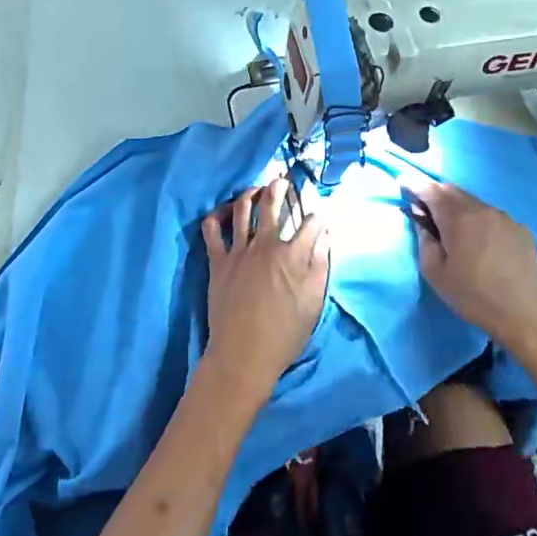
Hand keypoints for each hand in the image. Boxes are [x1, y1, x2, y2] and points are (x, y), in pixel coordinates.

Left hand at [200, 179, 329, 401]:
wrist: (243, 355)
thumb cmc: (285, 334)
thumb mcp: (314, 302)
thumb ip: (320, 265)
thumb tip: (324, 237)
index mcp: (294, 254)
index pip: (311, 222)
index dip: (318, 215)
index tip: (319, 216)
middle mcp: (266, 245)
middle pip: (273, 203)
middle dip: (281, 187)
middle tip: (282, 180)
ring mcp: (239, 251)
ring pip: (243, 209)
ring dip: (251, 193)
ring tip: (256, 189)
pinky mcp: (218, 261)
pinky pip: (212, 230)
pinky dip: (218, 215)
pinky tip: (224, 211)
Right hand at [412, 180, 536, 353]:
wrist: (526, 315)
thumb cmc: (474, 297)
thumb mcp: (435, 274)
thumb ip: (425, 241)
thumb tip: (423, 221)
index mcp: (459, 218)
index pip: (431, 190)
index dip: (415, 185)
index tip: (404, 183)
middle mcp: (483, 209)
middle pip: (453, 191)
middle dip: (436, 193)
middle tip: (424, 205)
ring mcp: (505, 217)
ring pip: (474, 202)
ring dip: (458, 207)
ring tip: (453, 225)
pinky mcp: (521, 229)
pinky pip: (493, 216)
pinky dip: (479, 219)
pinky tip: (481, 240)